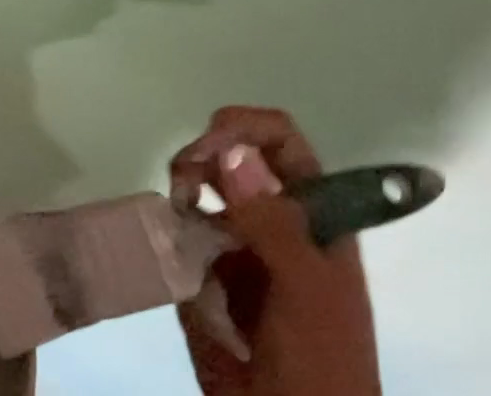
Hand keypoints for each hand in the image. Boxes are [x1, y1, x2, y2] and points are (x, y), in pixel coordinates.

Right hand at [171, 108, 380, 395]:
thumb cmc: (322, 363)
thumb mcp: (308, 291)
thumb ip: (273, 221)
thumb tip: (234, 150)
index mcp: (310, 216)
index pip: (280, 142)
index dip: (245, 127)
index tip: (208, 142)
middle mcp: (270, 221)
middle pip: (227, 157)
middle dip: (200, 160)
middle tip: (182, 185)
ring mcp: (233, 248)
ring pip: (193, 195)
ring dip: (181, 202)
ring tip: (176, 229)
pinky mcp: (199, 276)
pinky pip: (175, 241)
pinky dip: (168, 244)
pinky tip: (173, 265)